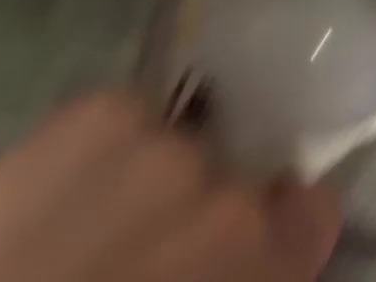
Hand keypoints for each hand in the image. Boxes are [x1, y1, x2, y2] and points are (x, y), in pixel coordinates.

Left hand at [0, 92, 341, 281]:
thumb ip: (226, 271)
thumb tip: (232, 254)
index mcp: (250, 251)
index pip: (312, 209)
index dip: (287, 224)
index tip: (261, 238)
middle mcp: (215, 181)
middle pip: (232, 176)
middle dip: (202, 208)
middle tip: (146, 246)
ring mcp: (152, 134)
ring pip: (176, 143)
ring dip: (152, 174)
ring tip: (94, 214)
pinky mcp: (93, 110)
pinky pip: (126, 119)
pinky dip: (108, 148)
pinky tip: (63, 189)